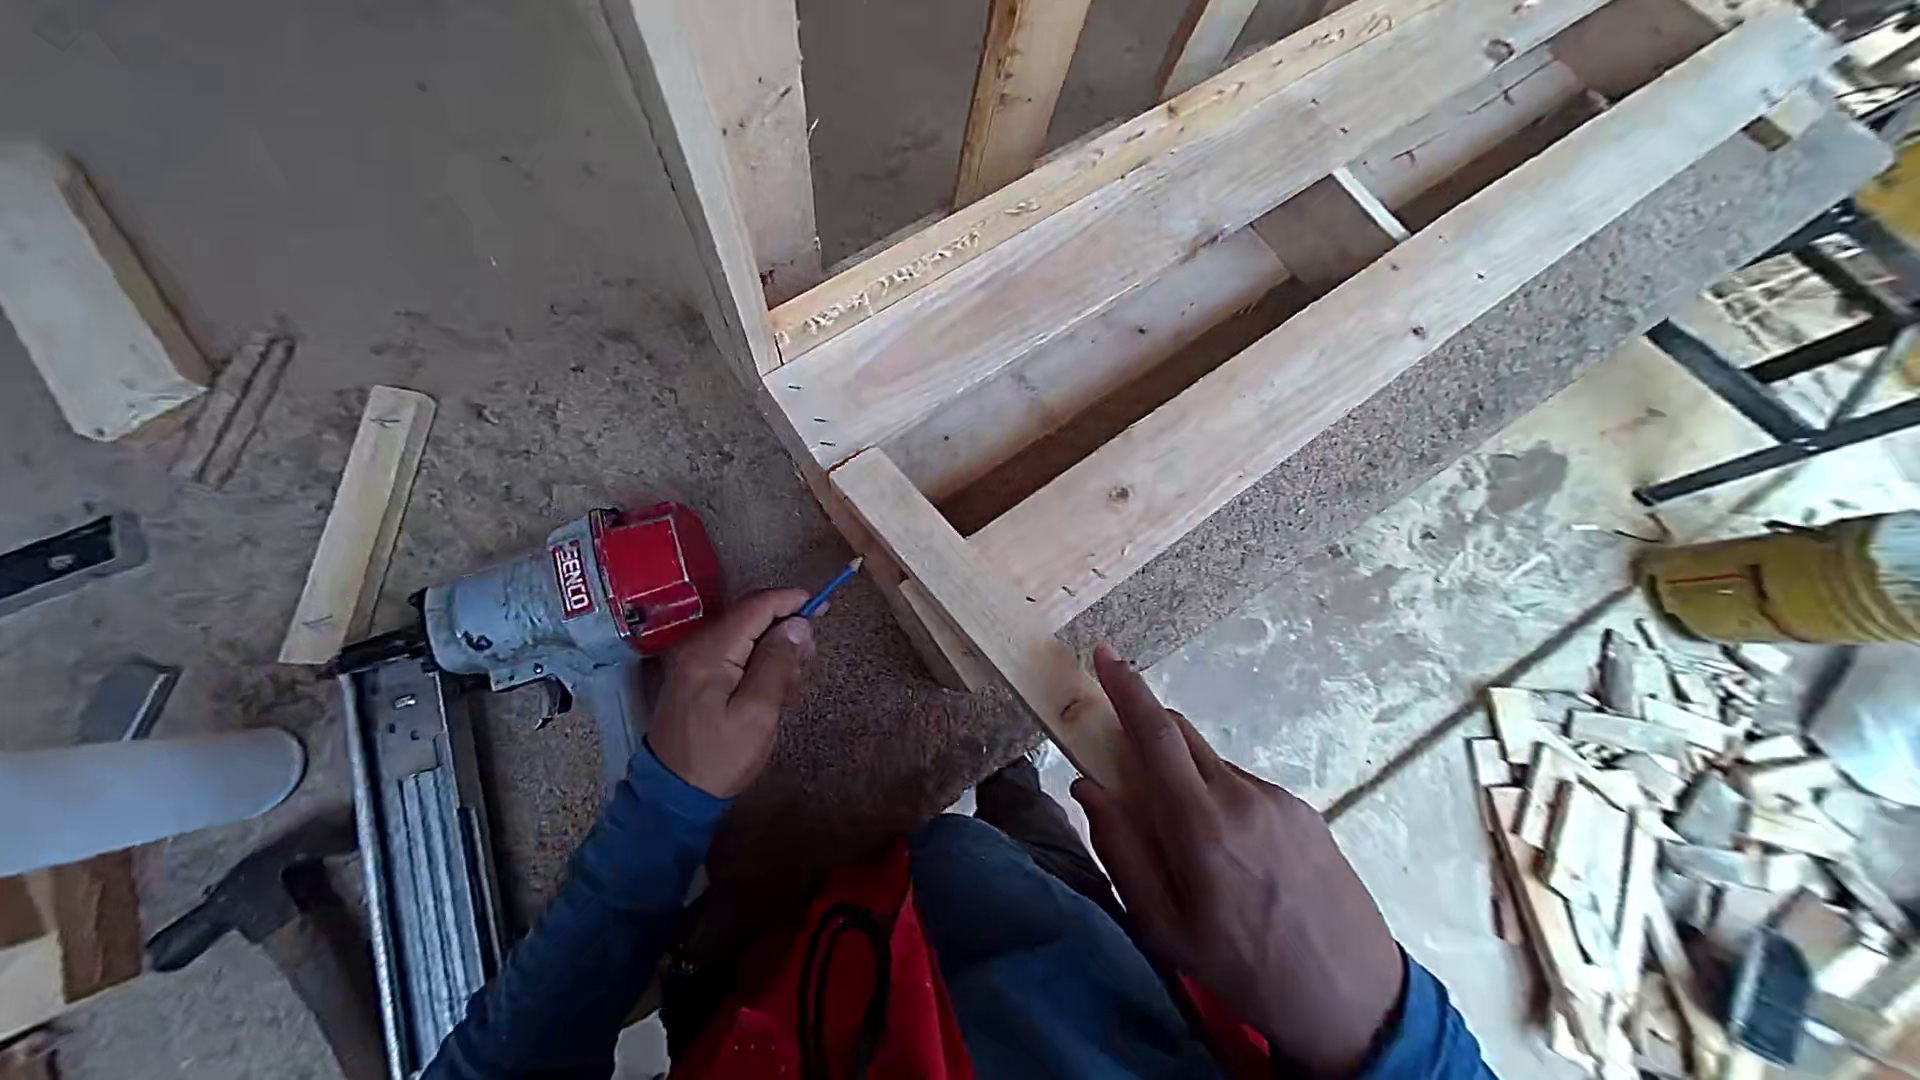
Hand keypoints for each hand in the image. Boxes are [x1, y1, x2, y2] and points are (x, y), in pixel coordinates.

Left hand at [647, 588, 813, 797]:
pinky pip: (738, 653)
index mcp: (710, 651)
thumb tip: (798, 623)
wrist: (674, 795)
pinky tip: (771, 692)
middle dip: (786, 631)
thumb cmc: (720, 756)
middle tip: (805, 663)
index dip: (792, 600)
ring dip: (776, 652)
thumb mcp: (758, 711)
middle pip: (753, 616)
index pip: (757, 606)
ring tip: (787, 689)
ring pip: (749, 635)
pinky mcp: (698, 674)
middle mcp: (698, 645)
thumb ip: (778, 662)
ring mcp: (696, 659)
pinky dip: (760, 664)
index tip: (823, 607)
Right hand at [1071, 643, 1404, 1077]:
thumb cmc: (1243, 970)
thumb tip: (1089, 786)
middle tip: (1133, 779)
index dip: (1126, 688)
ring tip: (1200, 850)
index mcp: (1201, 826)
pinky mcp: (1303, 809)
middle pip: (1180, 734)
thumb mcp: (1164, 927)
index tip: (1104, 654)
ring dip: (1185, 780)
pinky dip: (1219, 798)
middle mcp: (1241, 796)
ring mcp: (1278, 799)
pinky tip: (1238, 857)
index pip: (1156, 734)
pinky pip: (1242, 786)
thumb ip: (1120, 849)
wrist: (1357, 1005)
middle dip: (1147, 736)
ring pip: (1210, 764)